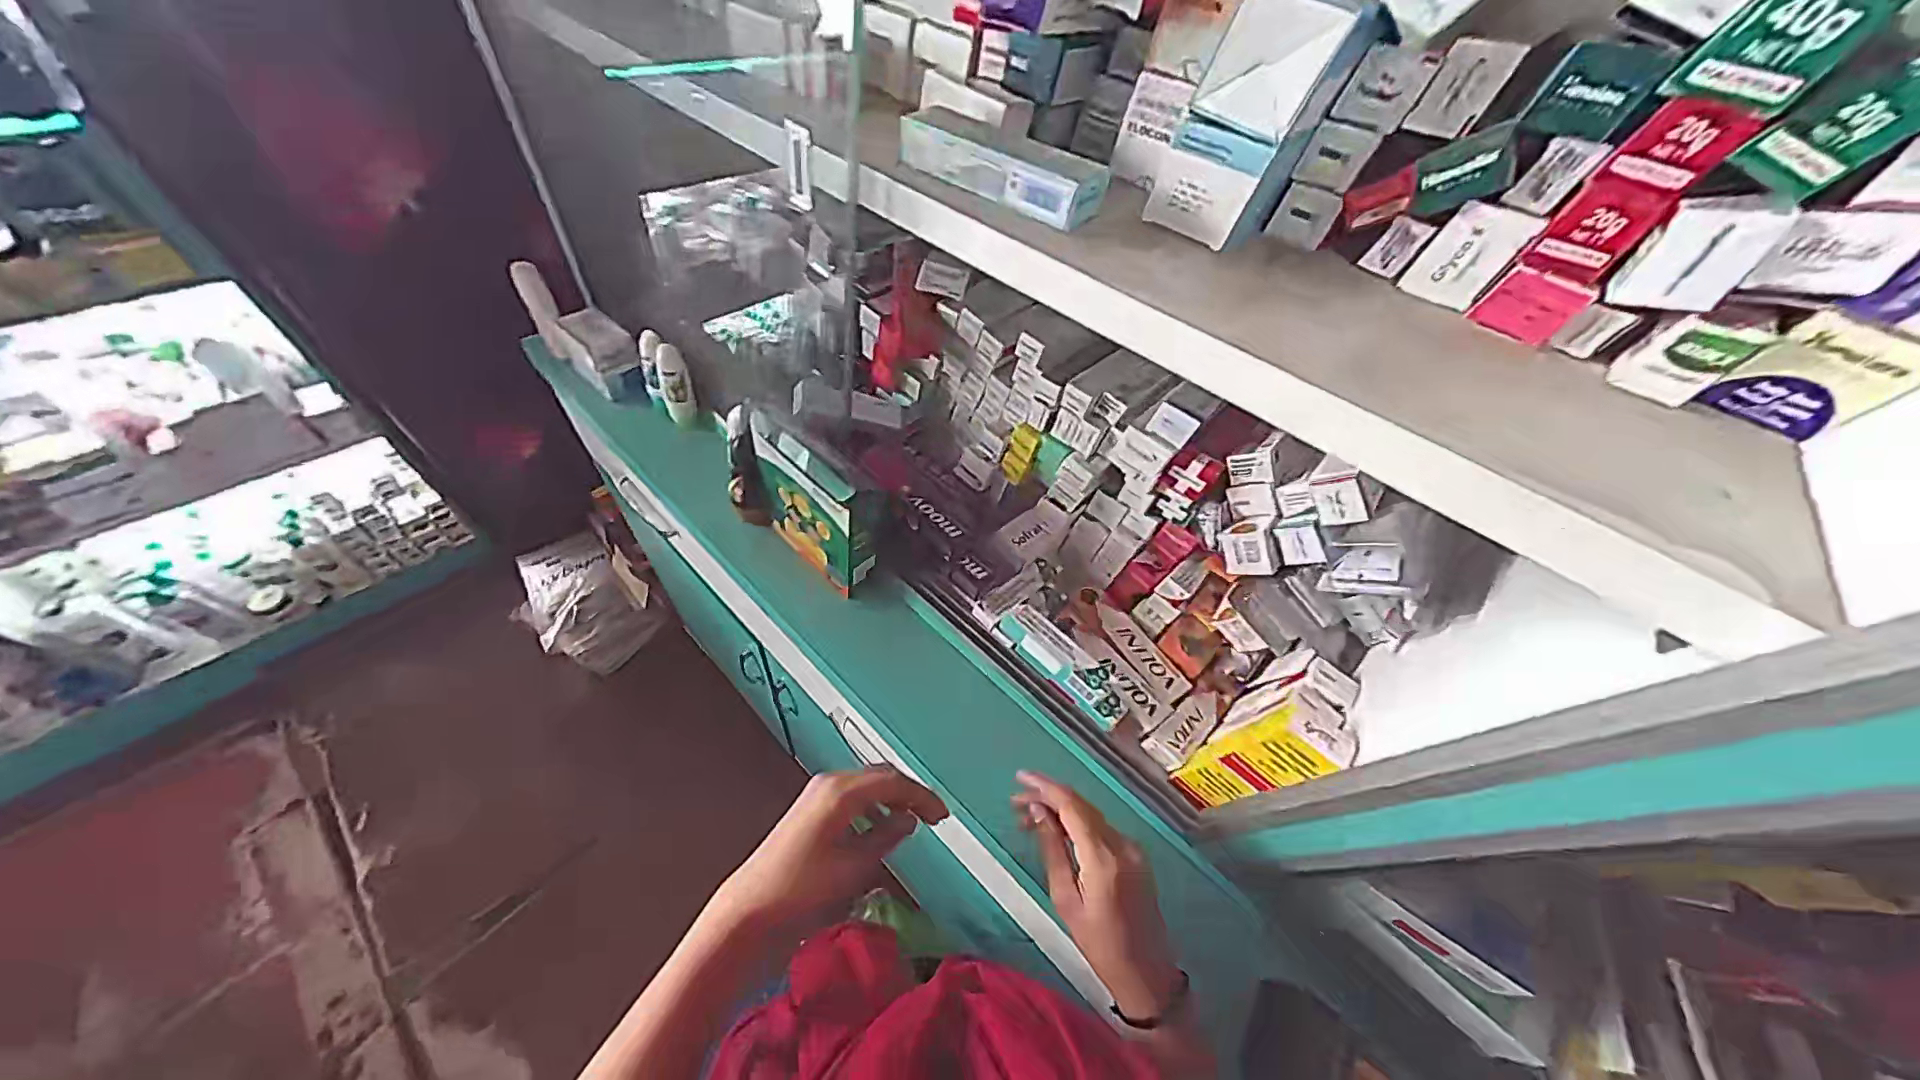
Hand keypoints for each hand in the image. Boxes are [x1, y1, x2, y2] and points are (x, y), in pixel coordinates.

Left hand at [712, 766, 949, 931]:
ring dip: (894, 796)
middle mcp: (829, 783)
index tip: (941, 814)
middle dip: (910, 792)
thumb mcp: (853, 865)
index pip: (894, 782)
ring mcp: (818, 791)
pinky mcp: (812, 804)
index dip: (923, 796)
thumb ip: (886, 836)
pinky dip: (875, 802)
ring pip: (868, 782)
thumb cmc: (799, 887)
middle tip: (932, 814)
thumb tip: (908, 821)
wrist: (752, 905)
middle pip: (881, 775)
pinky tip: (882, 822)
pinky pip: (854, 792)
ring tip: (913, 818)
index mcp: (840, 792)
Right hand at [1013, 771, 1181, 1022]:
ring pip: (1090, 814)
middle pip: (1081, 805)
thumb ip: (1052, 850)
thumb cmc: (1100, 944)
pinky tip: (1058, 830)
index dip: (1044, 786)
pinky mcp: (1136, 854)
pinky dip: (1078, 822)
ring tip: (1030, 817)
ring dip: (1061, 809)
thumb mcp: (1066, 899)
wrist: (1147, 972)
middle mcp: (1122, 843)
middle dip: (1048, 797)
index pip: (1071, 805)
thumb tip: (1039, 812)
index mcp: (1102, 856)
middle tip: (1016, 803)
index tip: (1021, 778)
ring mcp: (1132, 847)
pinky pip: (1101, 828)